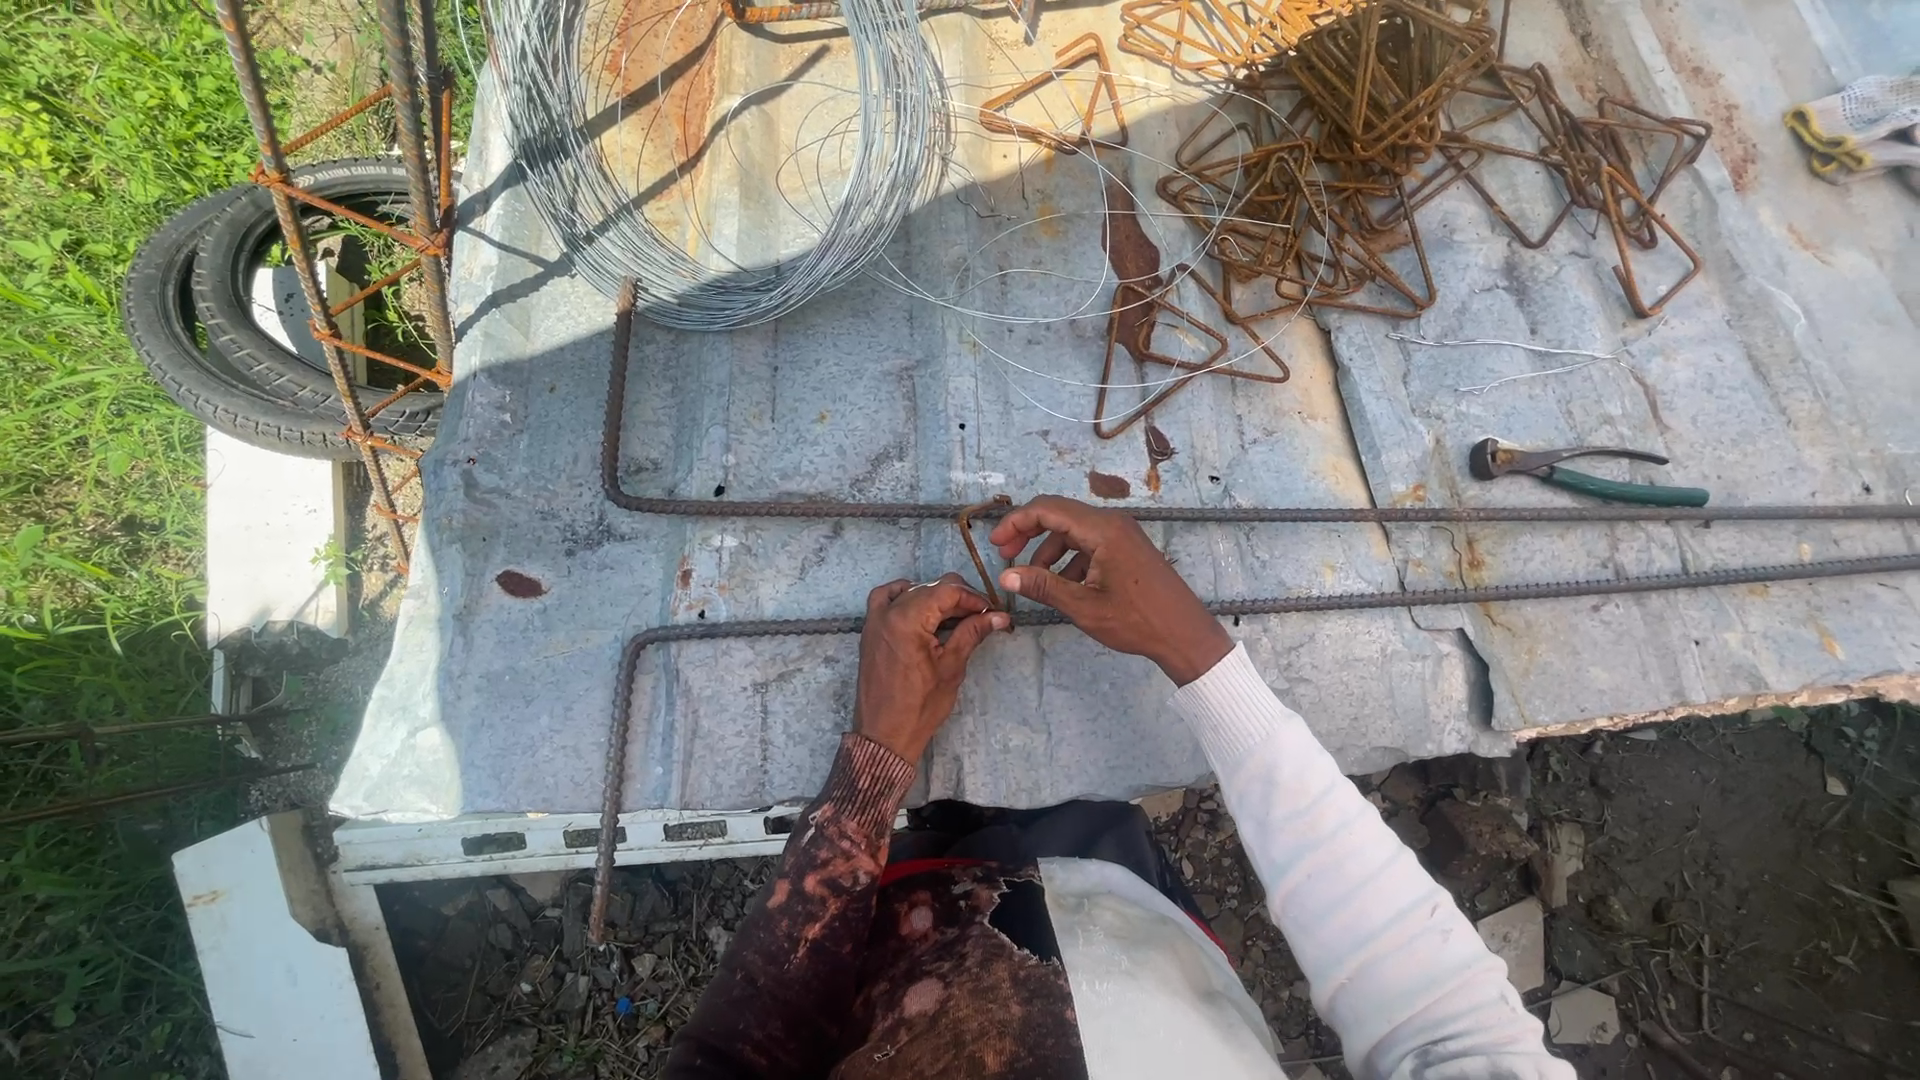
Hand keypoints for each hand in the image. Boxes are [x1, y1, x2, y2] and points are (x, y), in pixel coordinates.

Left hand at [854, 573, 1009, 764]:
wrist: (884, 734)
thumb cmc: (919, 707)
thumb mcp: (951, 667)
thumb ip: (972, 633)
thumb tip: (998, 617)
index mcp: (907, 620)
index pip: (948, 591)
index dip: (974, 598)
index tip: (992, 612)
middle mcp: (888, 612)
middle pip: (931, 588)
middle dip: (959, 598)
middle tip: (981, 617)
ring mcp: (875, 619)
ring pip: (911, 590)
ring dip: (936, 597)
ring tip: (956, 616)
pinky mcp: (870, 628)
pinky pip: (886, 597)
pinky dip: (904, 595)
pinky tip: (922, 607)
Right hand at [989, 495, 1231, 685]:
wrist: (1185, 634)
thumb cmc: (1137, 621)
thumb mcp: (1083, 606)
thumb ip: (1043, 586)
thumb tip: (1006, 575)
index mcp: (1102, 530)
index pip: (1048, 509)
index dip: (1016, 522)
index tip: (996, 544)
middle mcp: (1112, 523)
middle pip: (1059, 516)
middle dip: (1028, 534)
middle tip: (1006, 556)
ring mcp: (1122, 534)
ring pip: (1072, 532)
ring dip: (1048, 551)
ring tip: (1034, 580)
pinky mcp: (1126, 548)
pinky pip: (1089, 544)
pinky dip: (1069, 559)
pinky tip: (1064, 586)